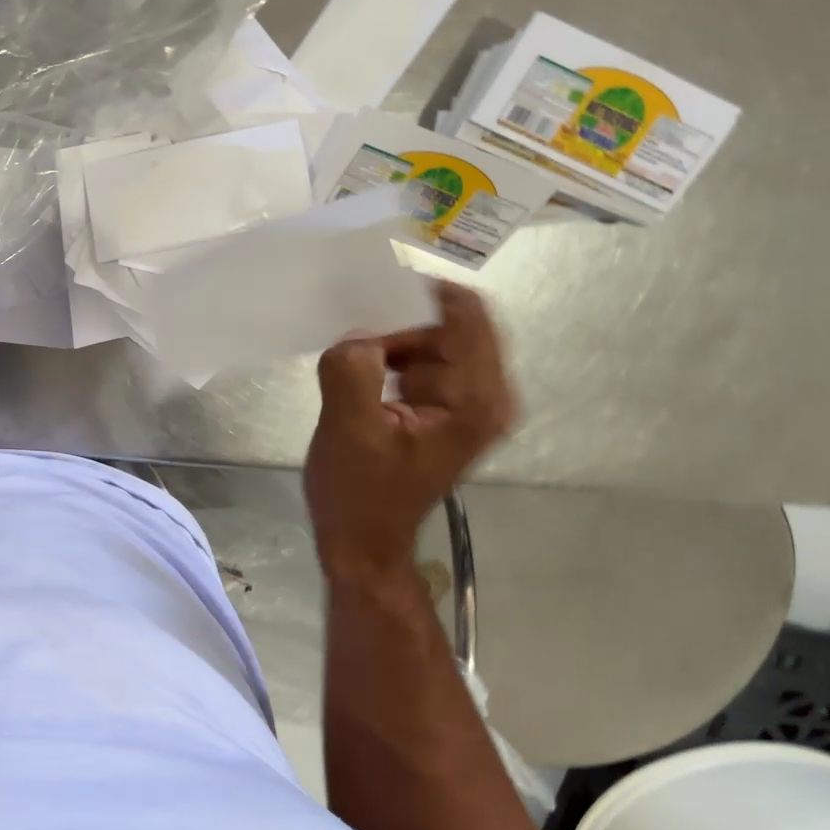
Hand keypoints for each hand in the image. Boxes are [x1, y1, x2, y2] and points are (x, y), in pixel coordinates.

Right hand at [304, 282, 515, 580]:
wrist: (361, 543)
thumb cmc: (359, 492)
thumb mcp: (348, 428)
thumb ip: (353, 368)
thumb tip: (358, 337)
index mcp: (476, 398)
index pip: (468, 314)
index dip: (423, 291)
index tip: (371, 285)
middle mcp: (483, 396)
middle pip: (449, 326)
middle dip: (397, 322)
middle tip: (348, 330)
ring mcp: (462, 405)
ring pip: (429, 344)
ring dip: (387, 343)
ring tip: (346, 356)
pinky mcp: (437, 413)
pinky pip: (417, 365)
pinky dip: (386, 360)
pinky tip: (355, 373)